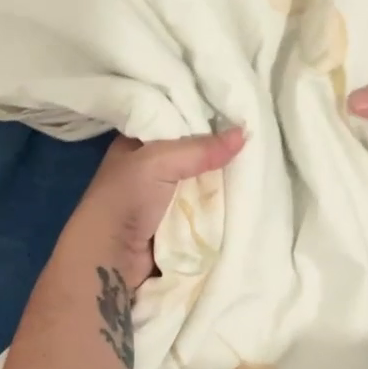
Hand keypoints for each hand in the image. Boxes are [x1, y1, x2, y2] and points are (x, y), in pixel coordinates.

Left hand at [64, 129, 247, 289]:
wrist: (111, 258)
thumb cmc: (126, 200)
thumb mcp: (158, 162)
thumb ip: (199, 149)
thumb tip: (244, 134)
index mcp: (138, 144)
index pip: (176, 121)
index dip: (204, 116)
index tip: (236, 110)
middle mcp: (150, 169)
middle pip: (193, 155)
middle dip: (219, 152)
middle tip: (254, 141)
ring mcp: (164, 199)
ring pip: (202, 184)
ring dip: (224, 182)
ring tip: (257, 166)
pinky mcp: (175, 226)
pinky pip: (204, 211)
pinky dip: (220, 208)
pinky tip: (245, 196)